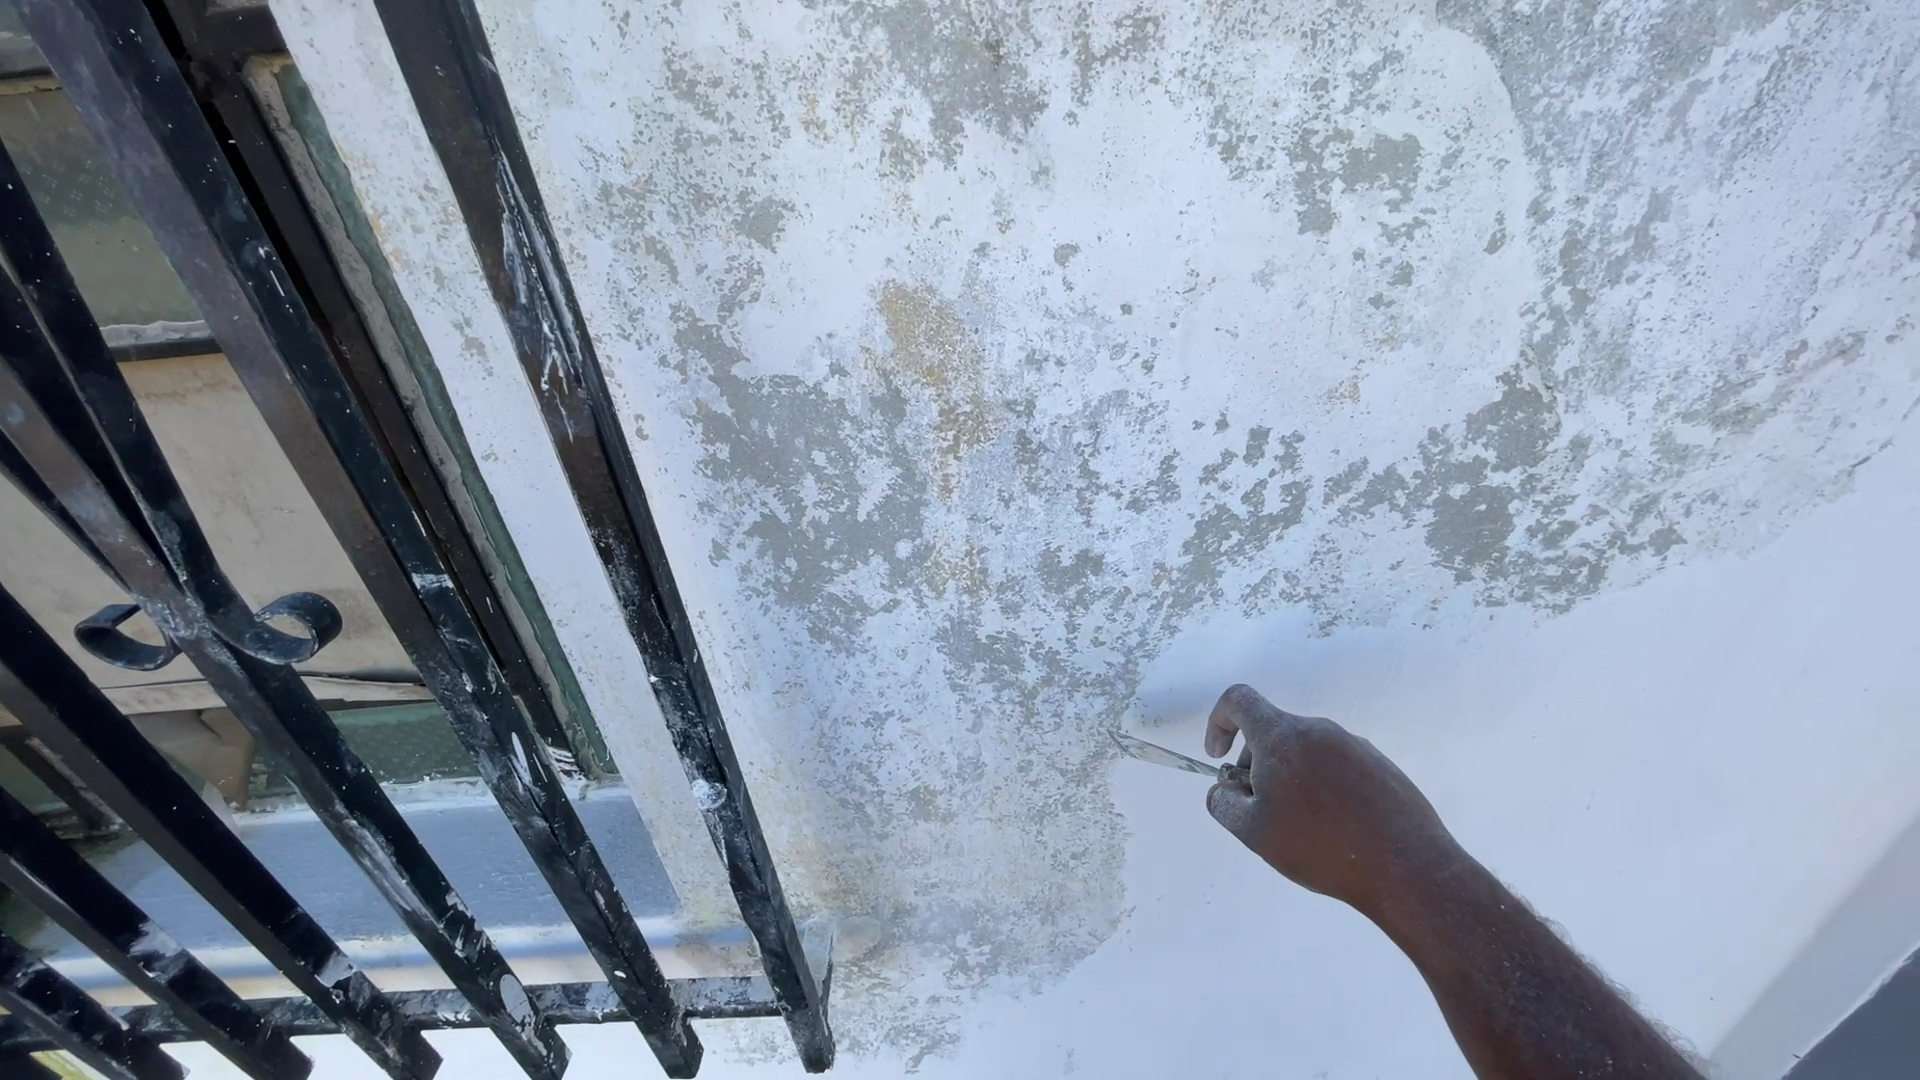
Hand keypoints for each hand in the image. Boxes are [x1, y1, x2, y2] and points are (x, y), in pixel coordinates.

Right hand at [1203, 684, 1464, 917]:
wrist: (1409, 870)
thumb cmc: (1320, 847)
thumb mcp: (1253, 831)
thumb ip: (1222, 802)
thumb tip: (1223, 788)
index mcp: (1283, 736)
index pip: (1238, 700)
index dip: (1218, 722)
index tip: (1219, 757)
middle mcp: (1319, 730)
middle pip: (1271, 731)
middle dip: (1255, 764)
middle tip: (1261, 809)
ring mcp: (1355, 747)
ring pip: (1304, 751)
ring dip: (1289, 778)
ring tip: (1302, 827)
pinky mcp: (1382, 767)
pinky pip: (1336, 766)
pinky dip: (1322, 787)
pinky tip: (1337, 830)